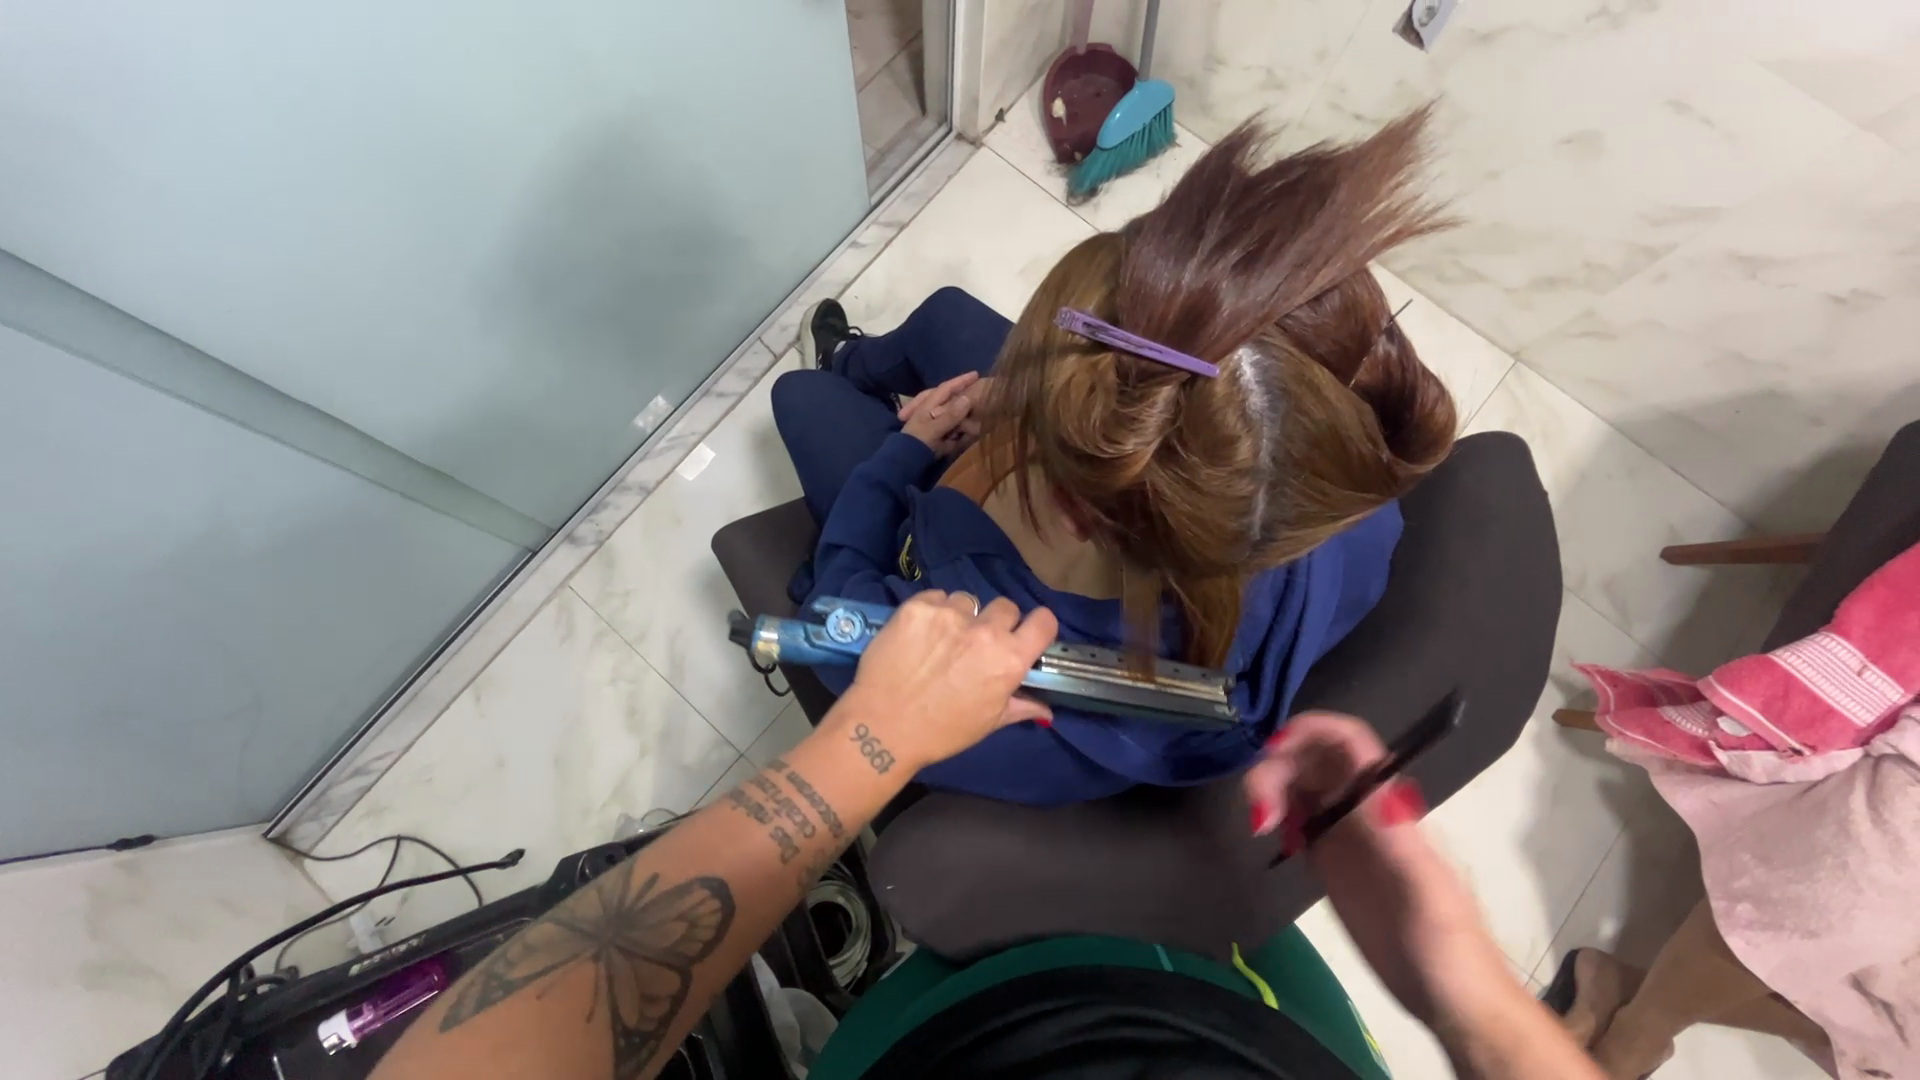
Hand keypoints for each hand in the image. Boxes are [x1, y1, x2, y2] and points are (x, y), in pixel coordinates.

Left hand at [837, 591, 1056, 771]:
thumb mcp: (988, 722)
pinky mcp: (917, 607)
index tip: (1025, 633)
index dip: (1038, 625)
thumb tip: (1045, 708)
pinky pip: (935, 597)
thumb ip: (1019, 707)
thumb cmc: (941, 732)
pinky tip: (920, 633)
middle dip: (996, 621)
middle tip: (977, 642)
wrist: (882, 726)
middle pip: (1005, 606)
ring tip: (942, 639)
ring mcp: (949, 615)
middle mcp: (984, 631)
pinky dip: (932, 611)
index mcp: (1009, 659)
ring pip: (967, 600)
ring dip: (960, 616)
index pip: (1044, 621)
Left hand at [899, 373, 983, 455]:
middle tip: (978, 392)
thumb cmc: (919, 442)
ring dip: (963, 416)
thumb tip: (968, 398)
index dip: (961, 381)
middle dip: (961, 396)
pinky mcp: (938, 438)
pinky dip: (961, 431)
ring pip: (953, 414)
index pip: (947, 388)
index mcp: (928, 404)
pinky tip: (968, 432)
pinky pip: (953, 430)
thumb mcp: (934, 428)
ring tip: (977, 416)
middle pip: (949, 399)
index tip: (976, 374)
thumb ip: (950, 414)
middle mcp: (931, 410)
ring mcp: (934, 424)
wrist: (906, 463)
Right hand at [1245, 713, 1516, 1030]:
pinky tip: (1270, 838)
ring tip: (1260, 825)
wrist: (1449, 998)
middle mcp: (1362, 808)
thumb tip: (1377, 792)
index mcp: (1388, 804)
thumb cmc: (1446, 943)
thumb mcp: (1424, 889)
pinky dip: (1274, 816)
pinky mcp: (1328, 859)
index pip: (1347, 742)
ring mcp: (1344, 833)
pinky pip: (1294, 818)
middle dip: (1275, 768)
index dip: (1309, 732)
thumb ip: (1398, 839)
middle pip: (1310, 759)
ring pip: (1297, 784)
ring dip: (1269, 789)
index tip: (1273, 751)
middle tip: (1258, 810)